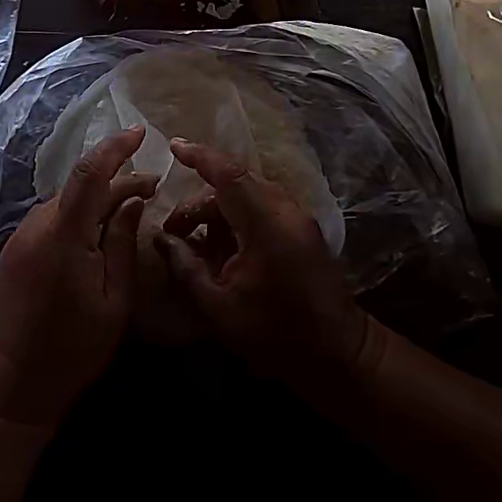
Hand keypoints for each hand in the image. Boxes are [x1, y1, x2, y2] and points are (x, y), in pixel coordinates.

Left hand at [0, 127, 156, 427]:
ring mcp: (20, 238)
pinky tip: (97, 233)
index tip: (140, 132)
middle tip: (154, 189)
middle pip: (80, 188)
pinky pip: (51, 221)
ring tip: (130, 210)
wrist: (7, 384)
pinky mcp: (13, 251)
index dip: (115, 148)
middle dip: (118, 181)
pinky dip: (77, 217)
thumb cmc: (70, 350)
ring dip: (97, 201)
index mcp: (63, 235)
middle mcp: (36, 226)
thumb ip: (122, 244)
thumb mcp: (113, 301)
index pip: (90, 173)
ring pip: (66, 204)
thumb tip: (134, 201)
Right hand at [153, 138, 383, 387]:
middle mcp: (286, 213)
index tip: (172, 146)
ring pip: (247, 196)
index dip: (199, 157)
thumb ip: (186, 267)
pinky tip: (218, 247)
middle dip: (198, 201)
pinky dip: (235, 219)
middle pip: (235, 185)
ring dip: (216, 211)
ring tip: (191, 242)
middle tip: (172, 229)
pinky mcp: (302, 232)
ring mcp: (298, 221)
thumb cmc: (276, 335)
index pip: (229, 175)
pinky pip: (261, 209)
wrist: (340, 355)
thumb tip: (161, 239)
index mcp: (267, 227)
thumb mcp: (219, 307)